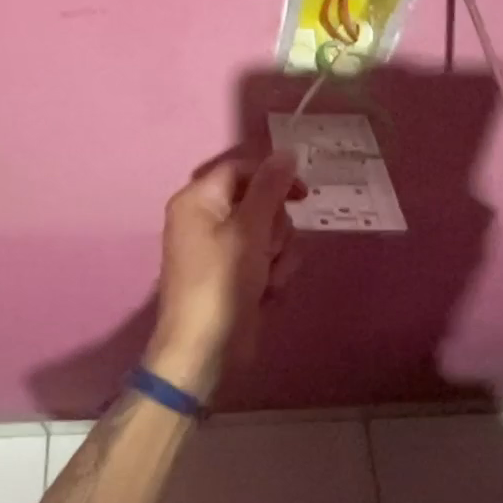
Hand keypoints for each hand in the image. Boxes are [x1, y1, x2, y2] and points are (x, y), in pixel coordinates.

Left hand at [146, 151, 302, 398]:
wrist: (205, 350)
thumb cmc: (222, 283)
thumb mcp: (249, 229)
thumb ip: (270, 187)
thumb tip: (286, 151)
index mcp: (198, 200)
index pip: (242, 169)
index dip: (274, 178)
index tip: (304, 195)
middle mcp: (206, 219)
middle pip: (260, 202)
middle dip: (276, 229)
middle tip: (268, 250)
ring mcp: (222, 250)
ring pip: (269, 234)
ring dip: (278, 256)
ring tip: (267, 280)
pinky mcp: (236, 276)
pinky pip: (266, 261)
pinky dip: (272, 275)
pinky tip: (266, 295)